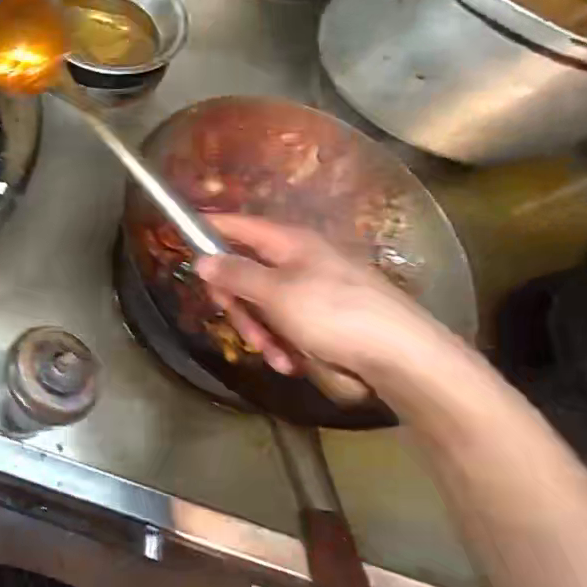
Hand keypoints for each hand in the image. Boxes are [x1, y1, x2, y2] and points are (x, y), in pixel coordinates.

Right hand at [192, 214, 468, 398]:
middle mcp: (299, 260)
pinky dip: (284, 344)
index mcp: (288, 242)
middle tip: (242, 328)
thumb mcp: (276, 294)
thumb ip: (234, 275)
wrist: (406, 359)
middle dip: (238, 305)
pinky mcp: (325, 318)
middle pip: (244, 272)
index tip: (180, 238)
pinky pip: (286, 325)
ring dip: (261, 332)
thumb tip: (201, 259)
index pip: (236, 224)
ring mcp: (313, 289)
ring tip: (277, 356)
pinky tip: (293, 362)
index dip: (207, 228)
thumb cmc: (336, 315)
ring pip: (262, 305)